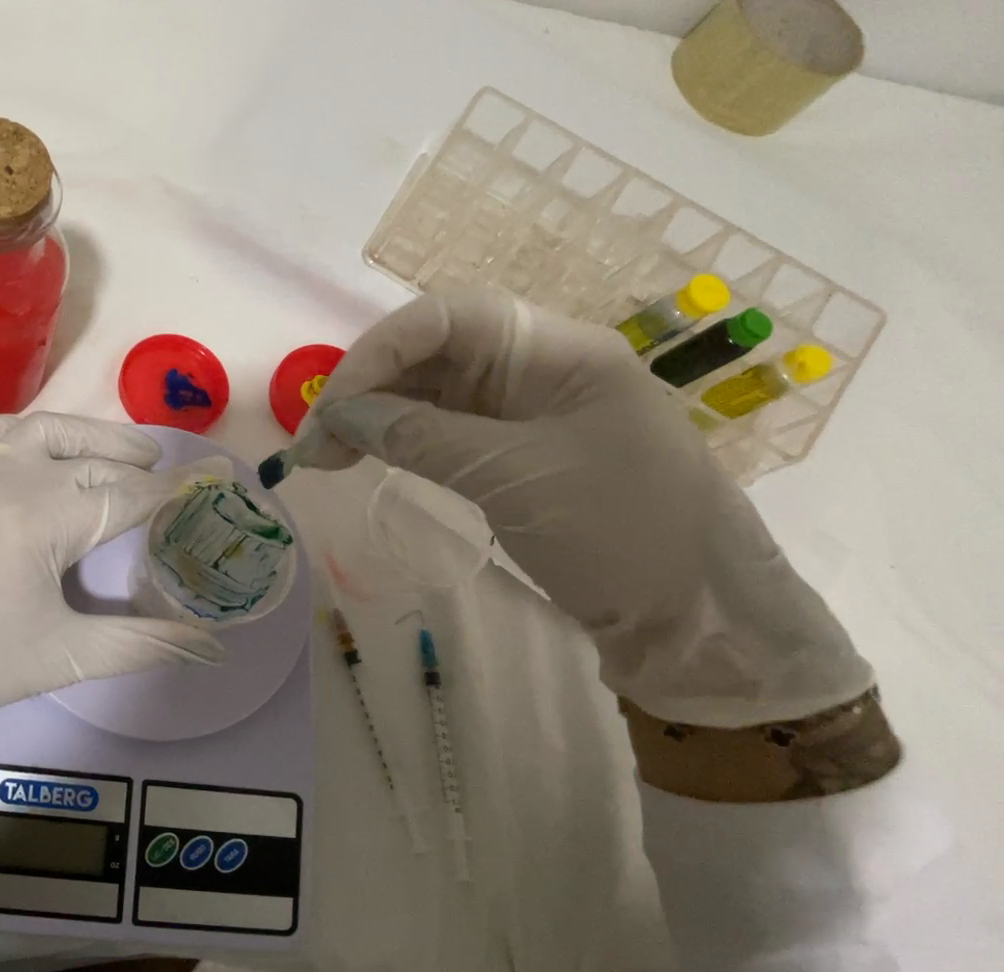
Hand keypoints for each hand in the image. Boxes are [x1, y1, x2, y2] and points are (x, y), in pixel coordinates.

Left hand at [0, 413, 228, 796]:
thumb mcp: (69, 656)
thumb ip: (145, 644)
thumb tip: (212, 645)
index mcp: (42, 521)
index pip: (126, 496)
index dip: (173, 492)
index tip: (211, 485)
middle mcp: (10, 481)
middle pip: (94, 463)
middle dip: (141, 471)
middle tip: (176, 487)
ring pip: (45, 430)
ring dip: (92, 436)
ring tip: (132, 452)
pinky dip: (14, 430)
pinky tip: (38, 446)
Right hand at [288, 286, 871, 727]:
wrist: (693, 615)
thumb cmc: (621, 532)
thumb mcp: (513, 478)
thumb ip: (421, 436)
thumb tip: (339, 414)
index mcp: (557, 351)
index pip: (447, 319)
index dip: (378, 353)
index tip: (328, 410)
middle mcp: (536, 368)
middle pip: (430, 351)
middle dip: (365, 387)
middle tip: (313, 446)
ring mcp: (522, 412)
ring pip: (428, 392)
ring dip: (371, 416)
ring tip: (325, 459)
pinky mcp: (510, 453)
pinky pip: (440, 429)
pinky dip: (396, 440)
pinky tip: (364, 457)